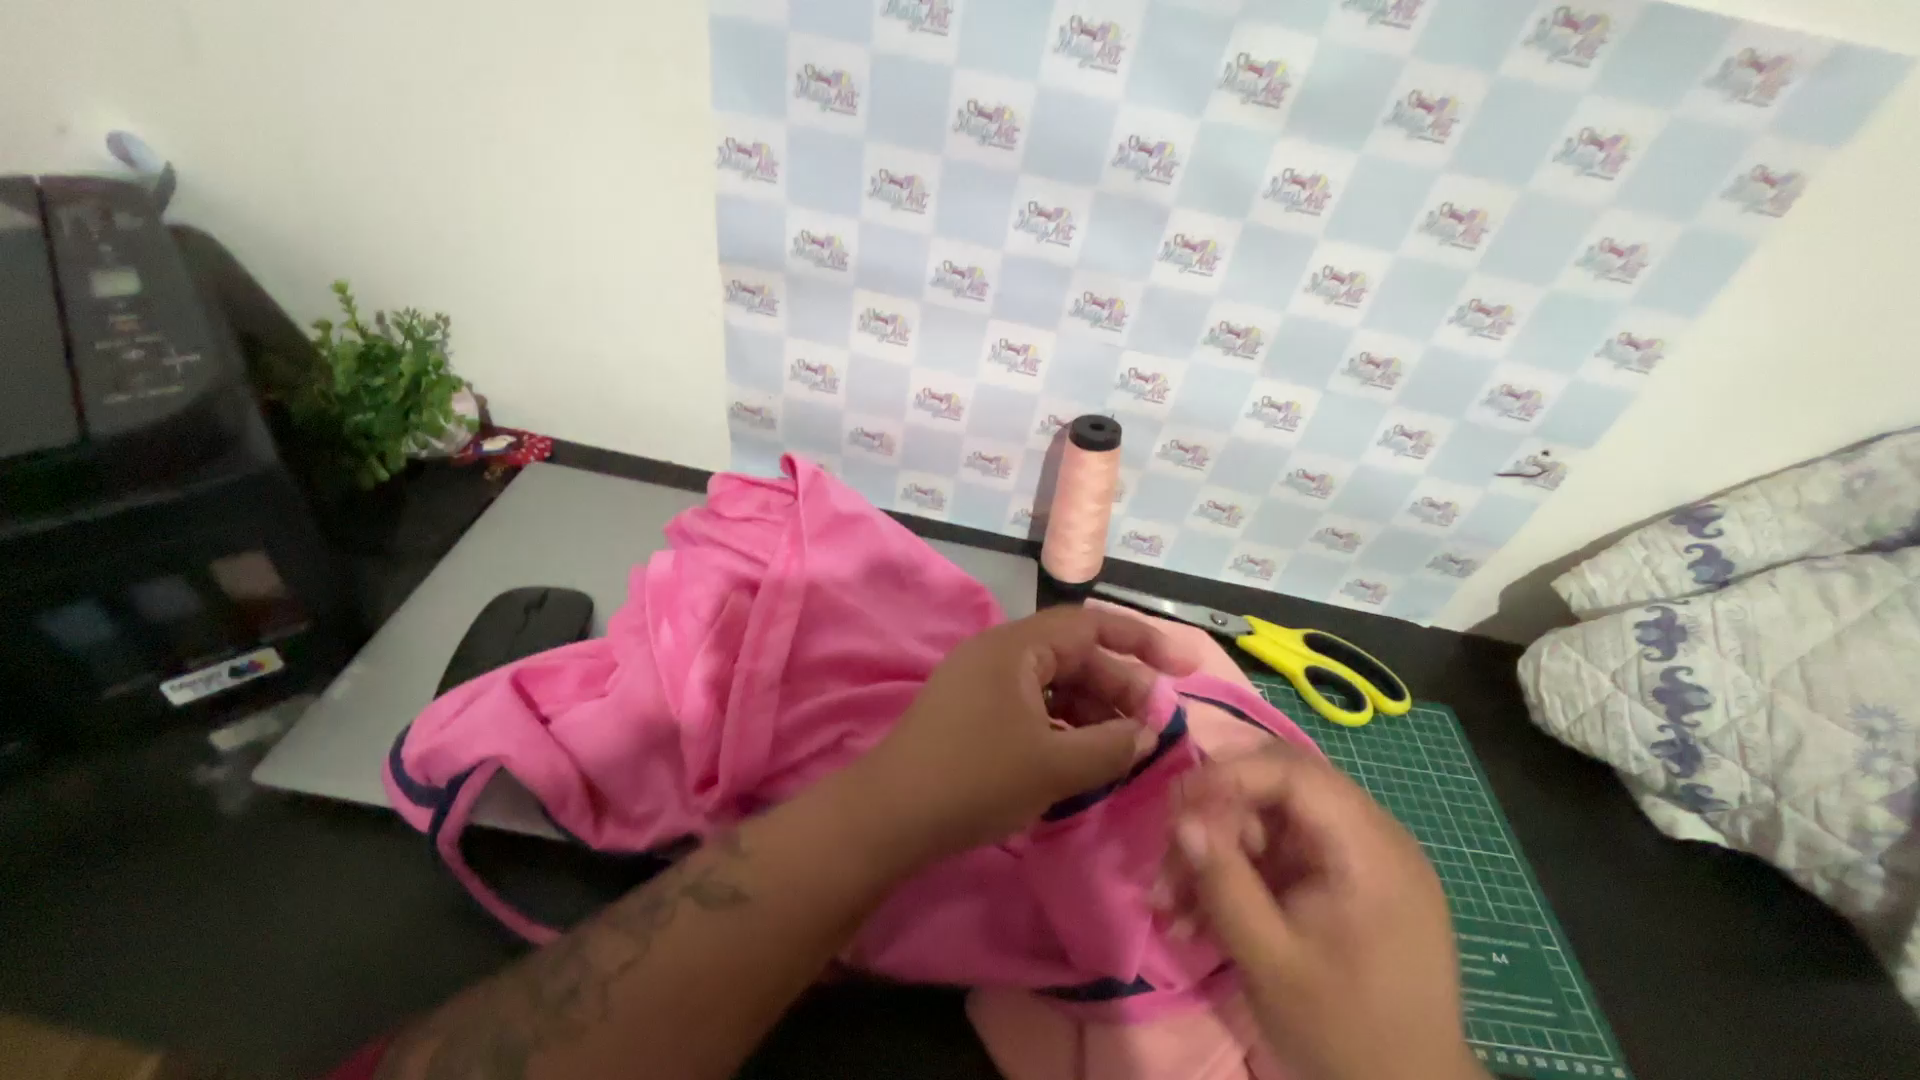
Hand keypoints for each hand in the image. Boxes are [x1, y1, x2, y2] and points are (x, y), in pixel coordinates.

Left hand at [840, 606, 1196, 871]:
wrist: (889, 817)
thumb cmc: (976, 779)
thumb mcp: (1054, 766)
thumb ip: (1111, 745)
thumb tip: (1147, 733)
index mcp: (1016, 647)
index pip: (1090, 625)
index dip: (1142, 642)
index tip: (1184, 668)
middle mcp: (997, 654)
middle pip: (1072, 656)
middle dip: (1119, 686)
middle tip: (1154, 725)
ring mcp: (979, 683)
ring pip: (1051, 685)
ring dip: (1092, 710)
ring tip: (1124, 746)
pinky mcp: (970, 714)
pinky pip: (1029, 707)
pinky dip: (1061, 727)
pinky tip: (1082, 758)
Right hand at [1163, 745, 1485, 1079]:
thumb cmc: (1345, 1032)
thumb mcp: (1271, 962)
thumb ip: (1225, 884)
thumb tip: (1181, 819)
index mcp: (1370, 849)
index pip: (1293, 772)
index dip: (1227, 776)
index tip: (1174, 807)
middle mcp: (1370, 838)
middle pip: (1276, 790)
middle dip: (1214, 819)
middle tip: (1169, 861)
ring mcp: (1357, 859)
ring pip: (1267, 823)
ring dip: (1216, 854)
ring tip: (1171, 908)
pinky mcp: (1342, 882)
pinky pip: (1277, 856)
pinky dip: (1237, 877)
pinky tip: (1199, 920)